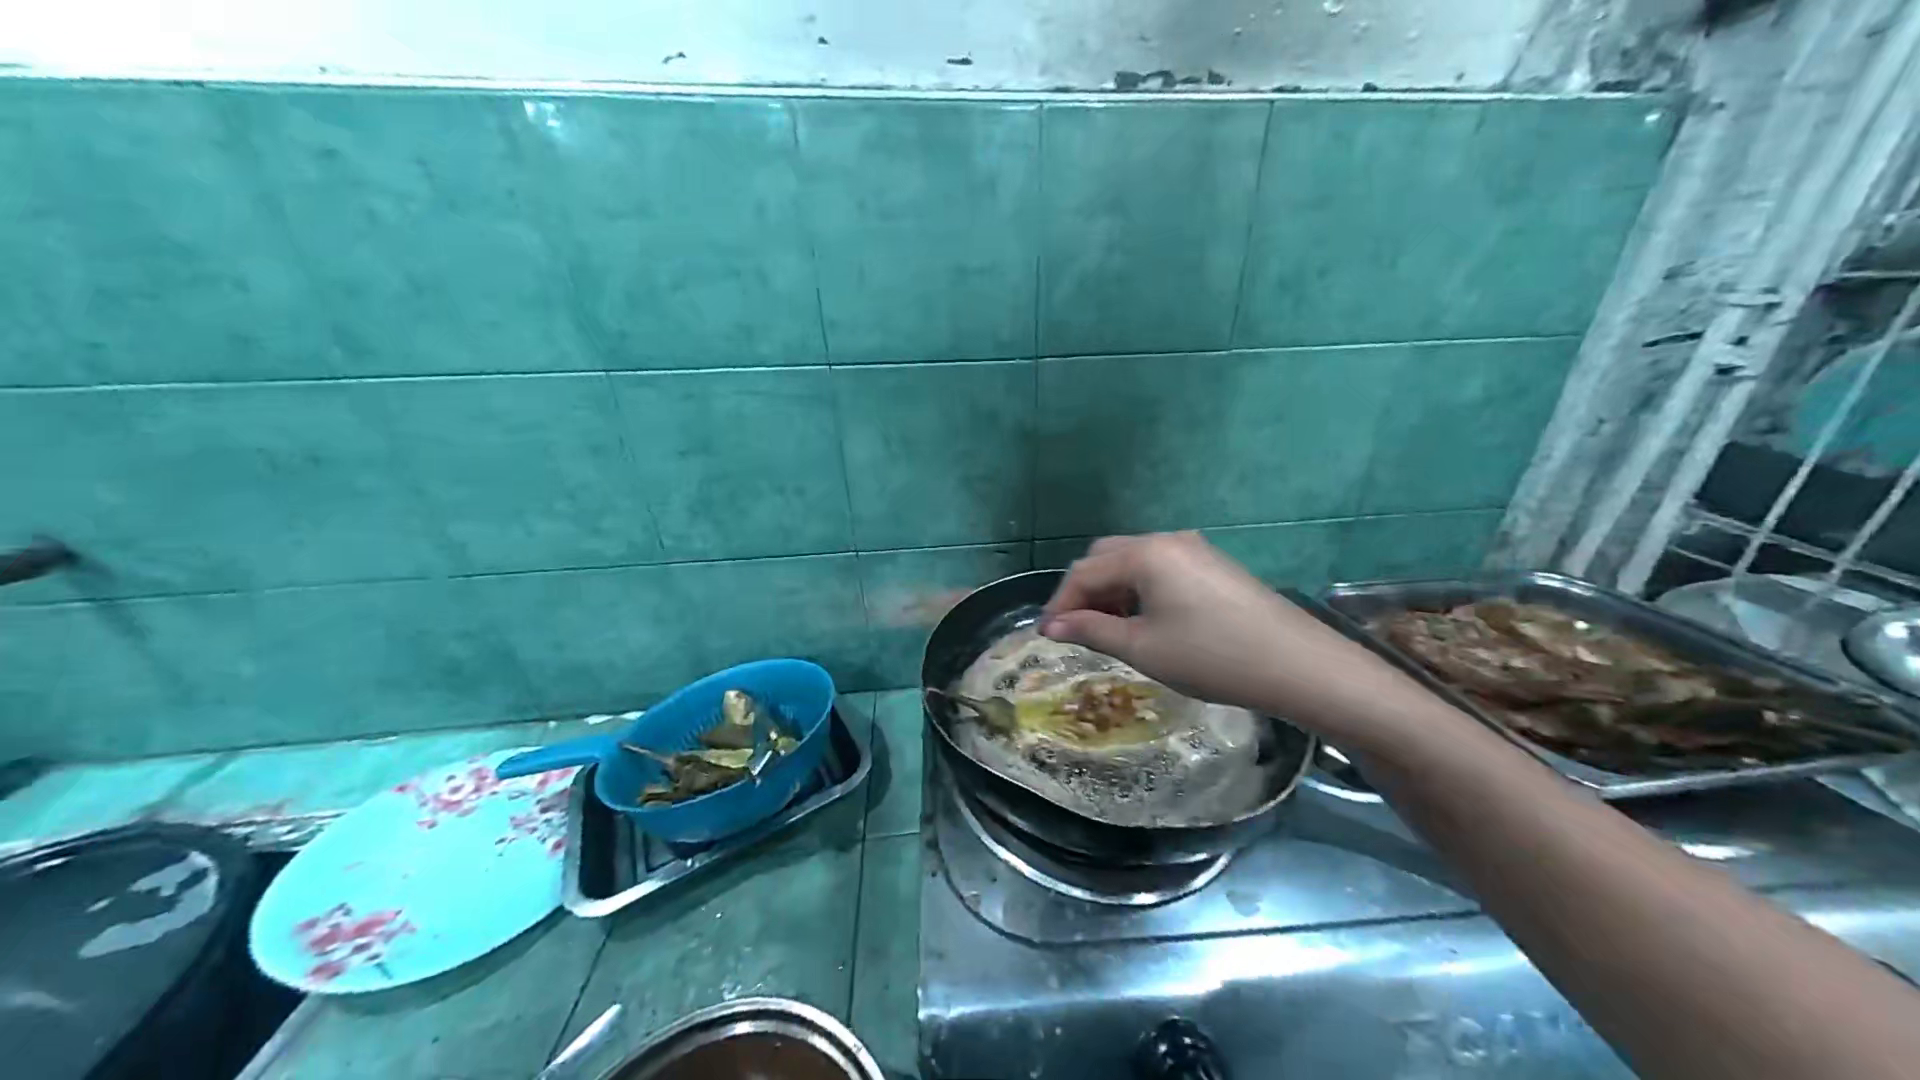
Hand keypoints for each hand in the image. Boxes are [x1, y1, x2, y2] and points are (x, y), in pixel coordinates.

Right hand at [1041, 532, 1441, 747]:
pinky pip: (1161, 568)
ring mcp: (1194, 549)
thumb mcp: (1142, 648)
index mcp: (1144, 553)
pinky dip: (1140, 590)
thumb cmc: (1210, 656)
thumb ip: (1091, 631)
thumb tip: (1052, 627)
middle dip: (1084, 591)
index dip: (1060, 604)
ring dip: (1113, 591)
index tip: (1047, 636)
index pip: (1083, 572)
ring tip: (1110, 631)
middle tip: (1077, 631)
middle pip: (1106, 557)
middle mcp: (1167, 539)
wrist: (1298, 665)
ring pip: (1134, 562)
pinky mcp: (1214, 565)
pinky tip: (1146, 621)